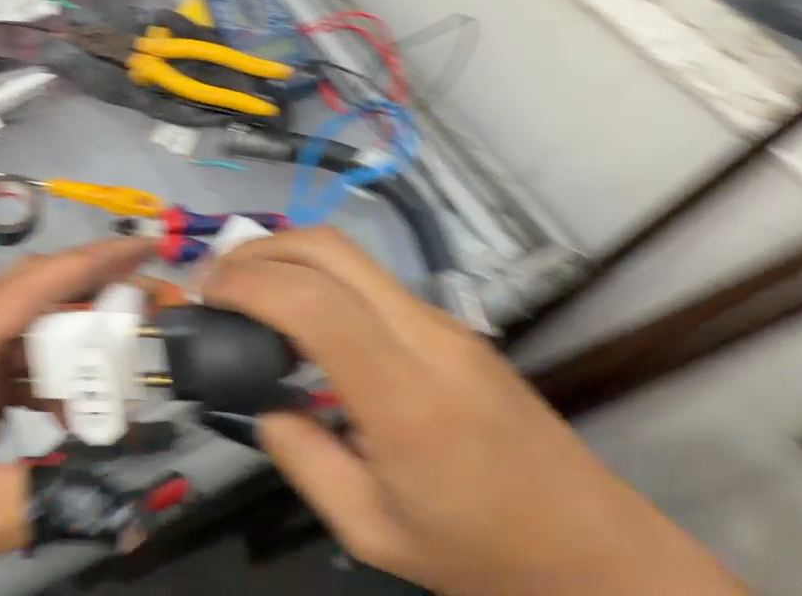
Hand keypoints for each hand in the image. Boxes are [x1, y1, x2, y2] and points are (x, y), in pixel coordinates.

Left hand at [0, 238, 152, 595]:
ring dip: (64, 353)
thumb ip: (46, 499)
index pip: (30, 285)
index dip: (93, 260)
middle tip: (149, 314)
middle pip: (26, 305)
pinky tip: (63, 415)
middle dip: (90, 303)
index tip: (146, 247)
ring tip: (118, 369)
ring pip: (14, 344)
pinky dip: (37, 389)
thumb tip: (125, 502)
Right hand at [202, 228, 746, 595]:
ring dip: (290, 256)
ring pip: (353, 256)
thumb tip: (266, 406)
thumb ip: (304, 460)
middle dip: (261, 249)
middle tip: (216, 280)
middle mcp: (426, 337)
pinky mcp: (453, 327)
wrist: (594, 548)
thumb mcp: (372, 531)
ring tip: (246, 292)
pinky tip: (300, 317)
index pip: (314, 303)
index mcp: (404, 395)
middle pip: (332, 249)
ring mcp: (445, 324)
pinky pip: (373, 282)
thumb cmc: (481, 553)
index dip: (250, 284)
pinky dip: (321, 278)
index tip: (207, 294)